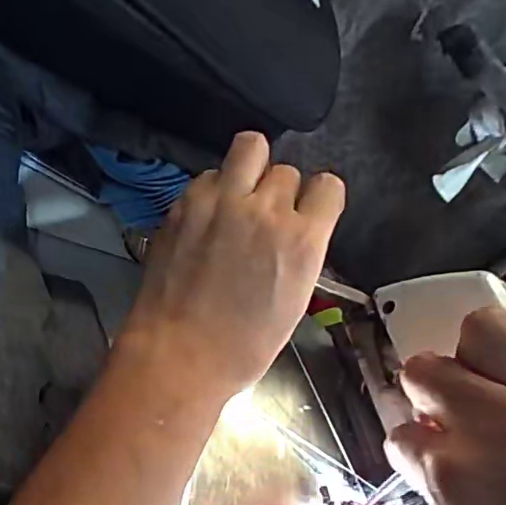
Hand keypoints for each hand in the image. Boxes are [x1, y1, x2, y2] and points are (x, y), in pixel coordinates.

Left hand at [116, 132, 344, 403]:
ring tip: (237, 197)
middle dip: (278, 192)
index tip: (305, 215)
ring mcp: (221, 203)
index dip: (316, 202)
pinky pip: (207, 175)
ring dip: (249, 166)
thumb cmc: (237, 351)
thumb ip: (298, 256)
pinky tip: (204, 218)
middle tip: (262, 219)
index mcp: (303, 241)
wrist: (178, 358)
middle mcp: (266, 211)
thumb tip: (293, 238)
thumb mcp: (291, 306)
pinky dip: (210, 189)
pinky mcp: (184, 206)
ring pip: (249, 146)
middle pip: (286, 170)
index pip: (328, 188)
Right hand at [385, 308, 505, 504]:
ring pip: (486, 328)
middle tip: (445, 418)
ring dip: (474, 353)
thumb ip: (454, 503)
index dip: (411, 453)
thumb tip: (443, 477)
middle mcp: (496, 424)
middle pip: (425, 370)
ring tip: (487, 383)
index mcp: (458, 477)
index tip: (423, 462)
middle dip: (426, 394)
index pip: (400, 439)